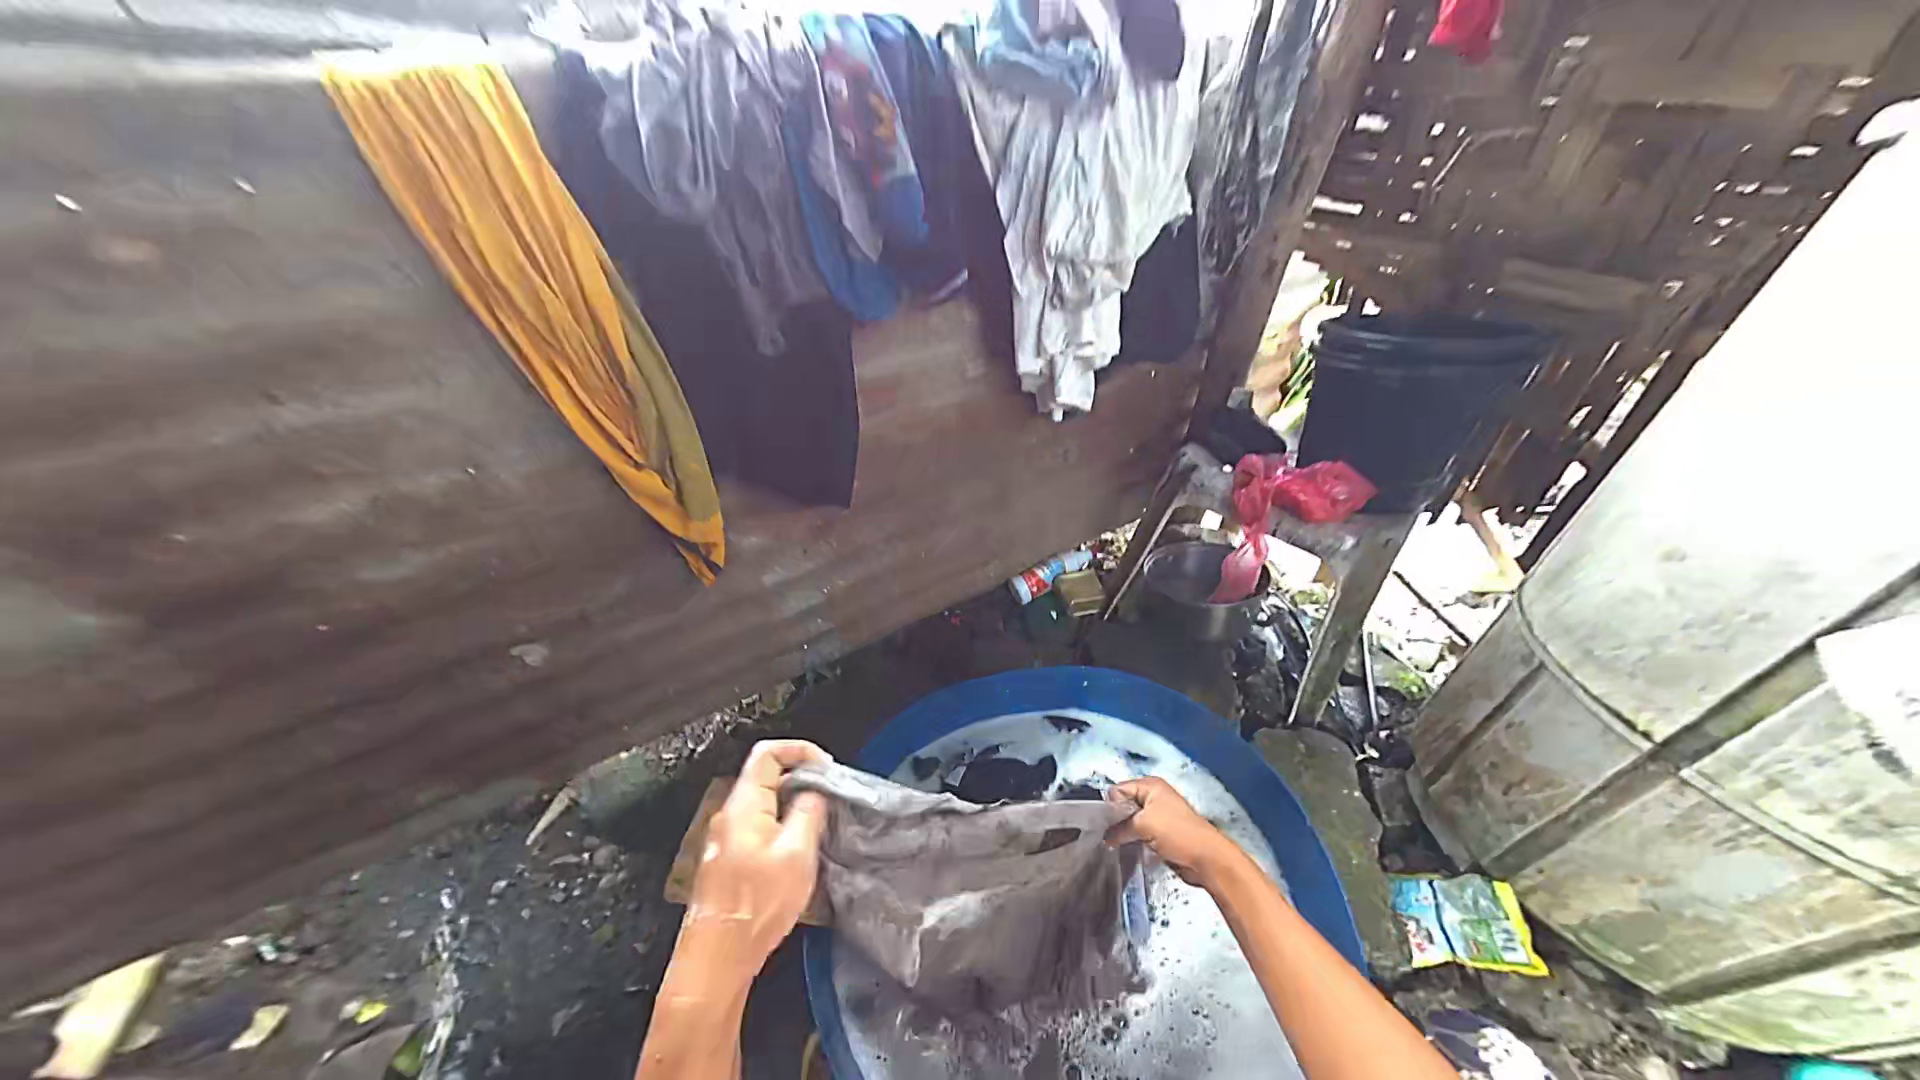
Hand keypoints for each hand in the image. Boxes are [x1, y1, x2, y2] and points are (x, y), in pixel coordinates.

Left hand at [681, 739, 832, 977]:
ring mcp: (726, 838)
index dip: (801, 750)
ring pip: (765, 803)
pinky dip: (783, 826)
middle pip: (767, 776)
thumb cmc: (755, 907)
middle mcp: (729, 816)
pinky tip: (798, 852)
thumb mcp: (796, 854)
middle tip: (829, 797)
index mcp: (743, 805)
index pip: (768, 753)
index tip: (826, 767)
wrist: (716, 960)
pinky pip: (760, 826)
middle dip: (802, 779)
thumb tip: (816, 791)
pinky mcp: (729, 859)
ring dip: (794, 806)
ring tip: (819, 825)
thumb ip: (809, 812)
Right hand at [1106, 776, 1243, 885]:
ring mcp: (1158, 815)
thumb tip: (1105, 836)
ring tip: (1115, 842)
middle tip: (1107, 833)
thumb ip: (1120, 827)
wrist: (1206, 860)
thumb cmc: (1177, 833)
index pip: (1118, 790)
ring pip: (1131, 820)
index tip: (1104, 823)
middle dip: (1115, 818)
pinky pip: (1139, 832)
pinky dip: (1132, 838)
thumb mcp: (1144, 825)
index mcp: (1150, 785)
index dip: (1110, 806)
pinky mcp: (1161, 832)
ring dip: (1124, 831)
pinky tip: (1127, 847)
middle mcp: (1153, 796)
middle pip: (1124, 804)